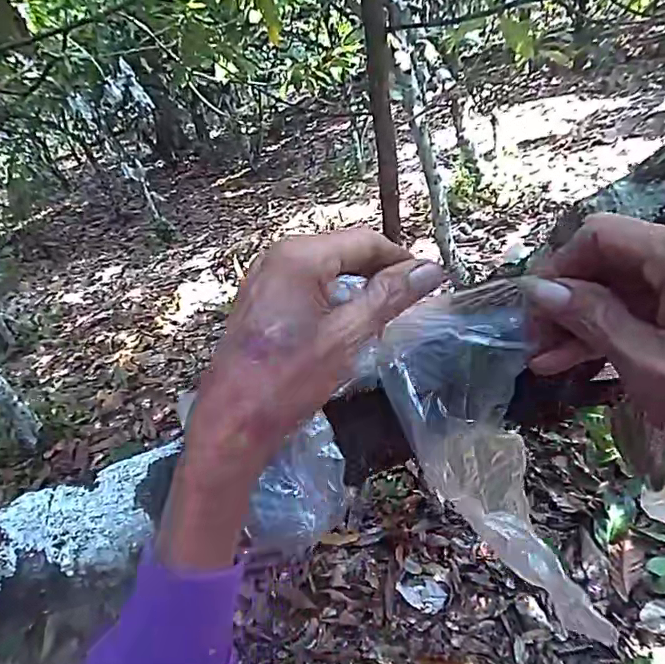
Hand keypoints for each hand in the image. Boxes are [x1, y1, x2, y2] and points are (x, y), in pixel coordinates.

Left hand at [160, 230, 443, 569]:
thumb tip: (431, 269)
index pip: (366, 241)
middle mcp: (278, 256)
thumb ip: (390, 297)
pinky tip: (347, 329)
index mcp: (299, 255)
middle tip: (407, 306)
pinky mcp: (261, 302)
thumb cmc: (289, 378)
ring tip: (382, 321)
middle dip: (380, 275)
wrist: (233, 422)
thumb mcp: (347, 336)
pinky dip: (334, 301)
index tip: (429, 284)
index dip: (402, 260)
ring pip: (328, 272)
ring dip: (359, 290)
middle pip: (345, 252)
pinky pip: (308, 288)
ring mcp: (265, 278)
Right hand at [528, 213, 664, 602]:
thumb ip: (593, 320)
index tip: (531, 317)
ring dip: (605, 319)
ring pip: (650, 282)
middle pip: (625, 258)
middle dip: (577, 303)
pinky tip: (607, 358)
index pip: (601, 235)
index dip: (557, 271)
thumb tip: (541, 290)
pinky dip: (644, 324)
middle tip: (539, 349)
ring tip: (559, 363)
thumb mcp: (653, 370)